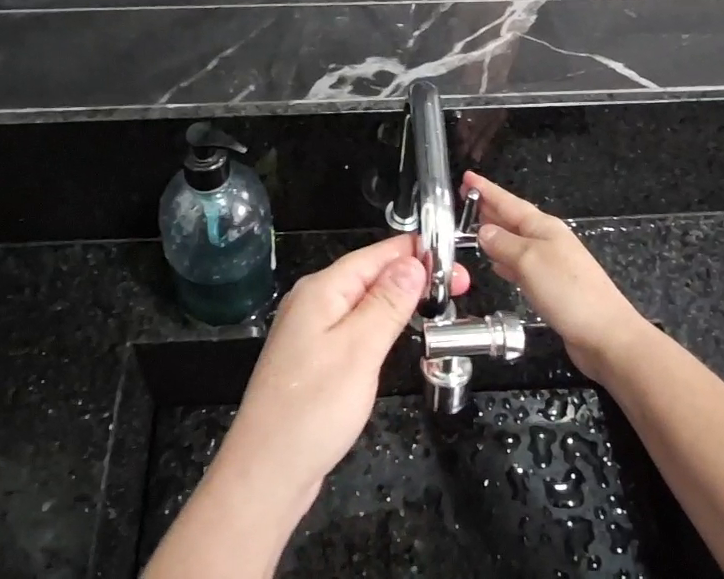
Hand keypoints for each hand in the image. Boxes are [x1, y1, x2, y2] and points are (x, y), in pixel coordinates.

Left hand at [210, 237, 470, 521]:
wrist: (267, 471)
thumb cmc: (310, 411)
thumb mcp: (359, 350)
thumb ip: (387, 304)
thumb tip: (411, 263)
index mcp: (321, 291)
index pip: (375, 255)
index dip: (416, 252)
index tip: (453, 261)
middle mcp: (312, 303)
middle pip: (370, 274)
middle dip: (413, 275)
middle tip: (457, 287)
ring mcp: (311, 330)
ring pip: (363, 300)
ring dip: (400, 298)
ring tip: (436, 304)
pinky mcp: (315, 357)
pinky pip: (355, 326)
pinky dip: (382, 323)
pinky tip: (398, 332)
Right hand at [465, 172, 647, 377]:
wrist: (605, 334)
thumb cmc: (568, 292)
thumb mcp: (529, 261)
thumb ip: (504, 244)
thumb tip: (483, 231)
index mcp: (544, 227)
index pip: (509, 202)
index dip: (487, 189)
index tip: (468, 176)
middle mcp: (548, 240)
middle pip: (513, 219)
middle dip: (489, 208)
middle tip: (465, 199)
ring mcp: (551, 263)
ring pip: (515, 241)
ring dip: (495, 233)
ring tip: (472, 228)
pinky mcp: (551, 287)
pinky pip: (520, 265)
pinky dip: (505, 260)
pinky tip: (495, 265)